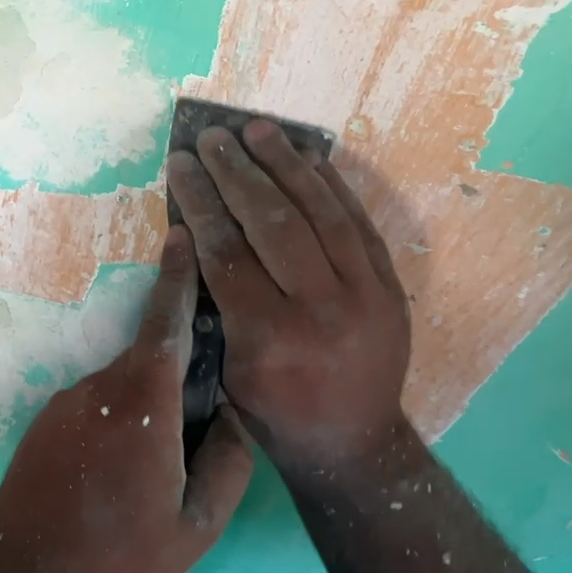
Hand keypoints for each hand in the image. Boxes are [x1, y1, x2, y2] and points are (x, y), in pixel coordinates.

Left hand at [0, 226, 254, 572]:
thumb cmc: (121, 552)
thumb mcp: (198, 524)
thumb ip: (229, 463)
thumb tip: (232, 419)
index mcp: (142, 401)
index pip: (166, 322)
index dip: (178, 277)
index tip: (182, 235)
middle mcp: (100, 387)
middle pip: (151, 361)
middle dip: (179, 378)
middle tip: (200, 427)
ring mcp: (67, 402)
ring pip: (124, 389)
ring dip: (147, 411)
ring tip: (154, 472)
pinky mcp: (47, 421)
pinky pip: (96, 407)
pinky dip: (118, 424)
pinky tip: (119, 476)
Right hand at [167, 120, 412, 469]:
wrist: (353, 443)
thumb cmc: (274, 412)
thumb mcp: (226, 369)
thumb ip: (212, 304)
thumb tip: (195, 232)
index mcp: (269, 338)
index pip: (227, 252)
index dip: (200, 202)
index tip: (180, 165)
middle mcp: (320, 310)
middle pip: (272, 223)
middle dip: (236, 173)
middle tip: (211, 138)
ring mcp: (365, 295)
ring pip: (320, 213)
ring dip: (284, 165)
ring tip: (256, 130)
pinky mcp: (391, 287)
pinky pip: (358, 223)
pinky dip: (330, 186)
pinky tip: (306, 158)